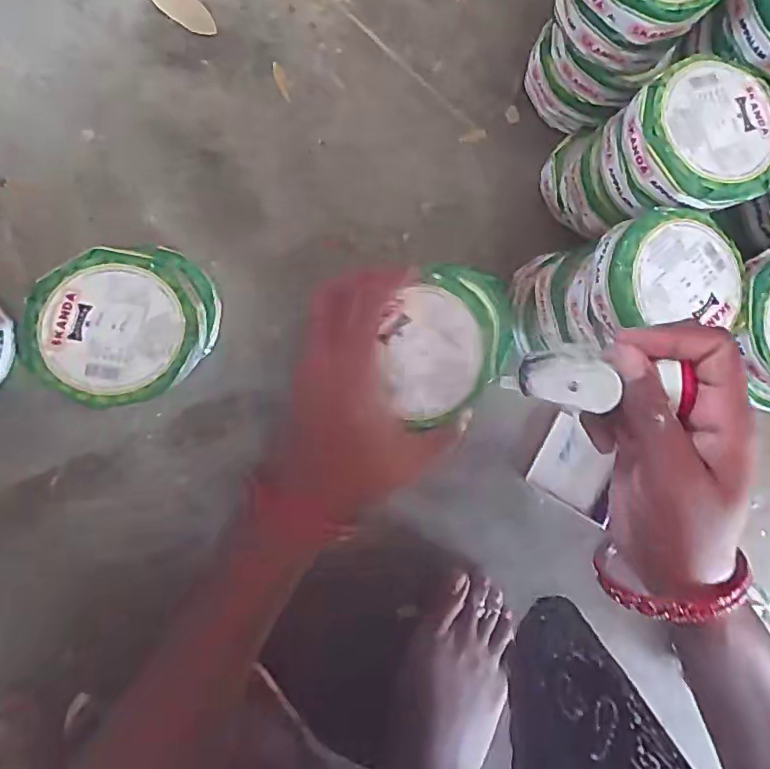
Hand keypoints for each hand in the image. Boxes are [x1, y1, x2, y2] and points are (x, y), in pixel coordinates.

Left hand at [266, 268, 466, 521]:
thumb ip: (446, 435)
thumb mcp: (411, 459)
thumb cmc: (358, 474)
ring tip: (379, 289)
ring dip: (350, 287)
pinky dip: (338, 306)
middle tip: (399, 276)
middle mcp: (326, 357)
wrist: (305, 495)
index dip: (387, 282)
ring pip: (321, 304)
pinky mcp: (301, 370)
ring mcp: (308, 361)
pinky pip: (317, 321)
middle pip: (340, 294)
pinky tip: (360, 320)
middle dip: (369, 276)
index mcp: (354, 371)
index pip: (366, 307)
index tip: (412, 273)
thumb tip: (468, 413)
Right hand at [581, 322, 756, 594]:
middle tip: (601, 386)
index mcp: (726, 417)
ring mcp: (672, 423)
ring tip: (602, 428)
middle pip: (670, 358)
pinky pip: (622, 404)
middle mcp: (701, 412)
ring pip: (640, 378)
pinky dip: (604, 414)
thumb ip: (649, 411)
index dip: (673, 337)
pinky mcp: (645, 436)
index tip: (626, 348)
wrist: (670, 583)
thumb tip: (626, 352)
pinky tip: (601, 443)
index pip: (713, 348)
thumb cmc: (684, 533)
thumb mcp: (668, 473)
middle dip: (632, 368)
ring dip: (612, 394)